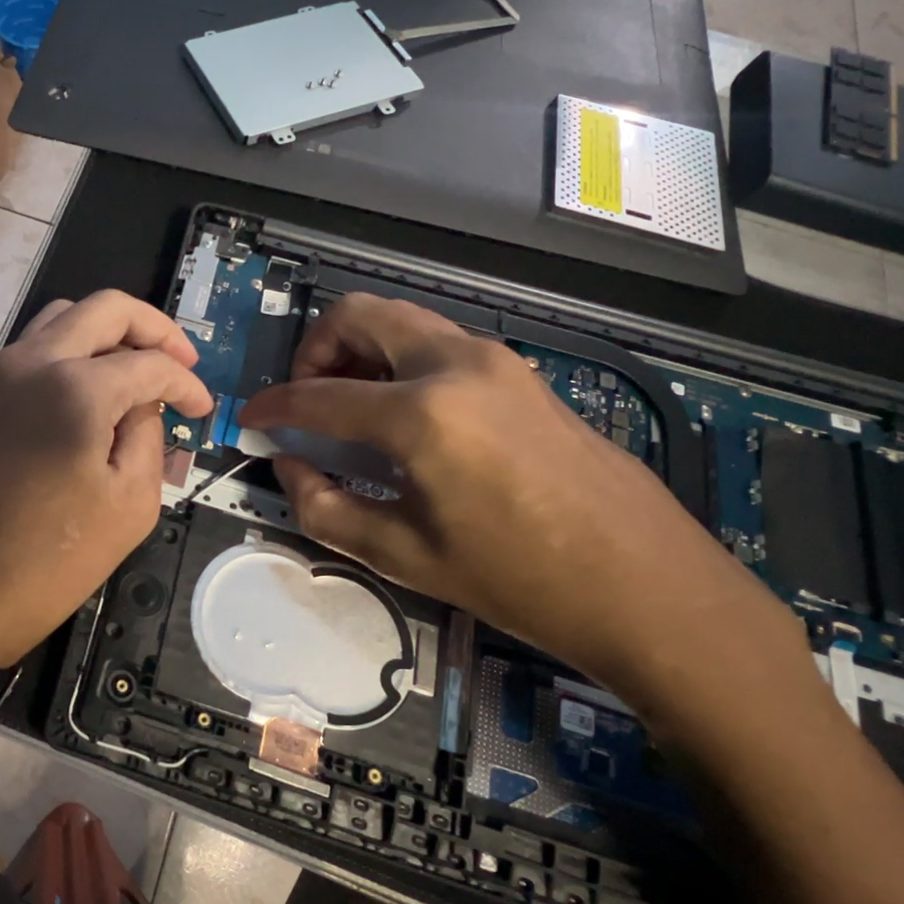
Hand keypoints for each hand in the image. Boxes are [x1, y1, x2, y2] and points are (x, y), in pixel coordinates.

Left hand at [0, 291, 213, 667]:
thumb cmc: (58, 556)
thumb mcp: (132, 500)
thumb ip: (147, 431)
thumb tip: (146, 399)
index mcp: (75, 387)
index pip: (149, 364)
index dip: (185, 384)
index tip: (202, 411)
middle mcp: (34, 359)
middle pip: (106, 308)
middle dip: (154, 329)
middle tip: (182, 364)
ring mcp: (5, 370)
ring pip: (68, 315)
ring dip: (111, 332)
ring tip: (144, 369)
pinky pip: (42, 343)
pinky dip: (77, 347)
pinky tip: (103, 382)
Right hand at [236, 293, 797, 694]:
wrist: (652, 588)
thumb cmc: (522, 581)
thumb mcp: (406, 556)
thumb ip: (327, 506)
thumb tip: (289, 468)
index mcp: (421, 413)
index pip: (319, 395)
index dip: (274, 407)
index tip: (251, 418)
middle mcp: (456, 365)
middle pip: (360, 314)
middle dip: (315, 348)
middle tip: (306, 399)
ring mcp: (497, 361)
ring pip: (403, 321)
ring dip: (361, 349)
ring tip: (350, 406)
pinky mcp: (523, 373)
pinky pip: (440, 342)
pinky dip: (401, 360)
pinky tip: (405, 416)